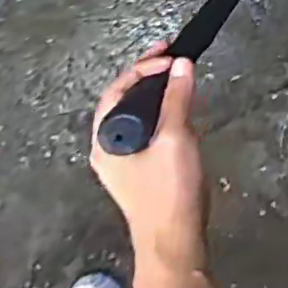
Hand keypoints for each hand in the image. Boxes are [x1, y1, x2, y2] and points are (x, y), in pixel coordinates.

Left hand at [91, 43, 207, 275]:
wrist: (174, 236)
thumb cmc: (168, 189)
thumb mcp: (175, 136)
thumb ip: (177, 98)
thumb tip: (181, 64)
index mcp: (106, 142)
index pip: (117, 90)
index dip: (142, 67)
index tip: (171, 57)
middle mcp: (110, 148)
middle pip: (123, 99)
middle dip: (147, 72)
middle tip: (171, 51)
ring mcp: (126, 158)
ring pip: (136, 111)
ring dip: (156, 87)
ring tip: (177, 68)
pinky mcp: (143, 164)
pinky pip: (148, 123)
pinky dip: (162, 104)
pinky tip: (179, 99)